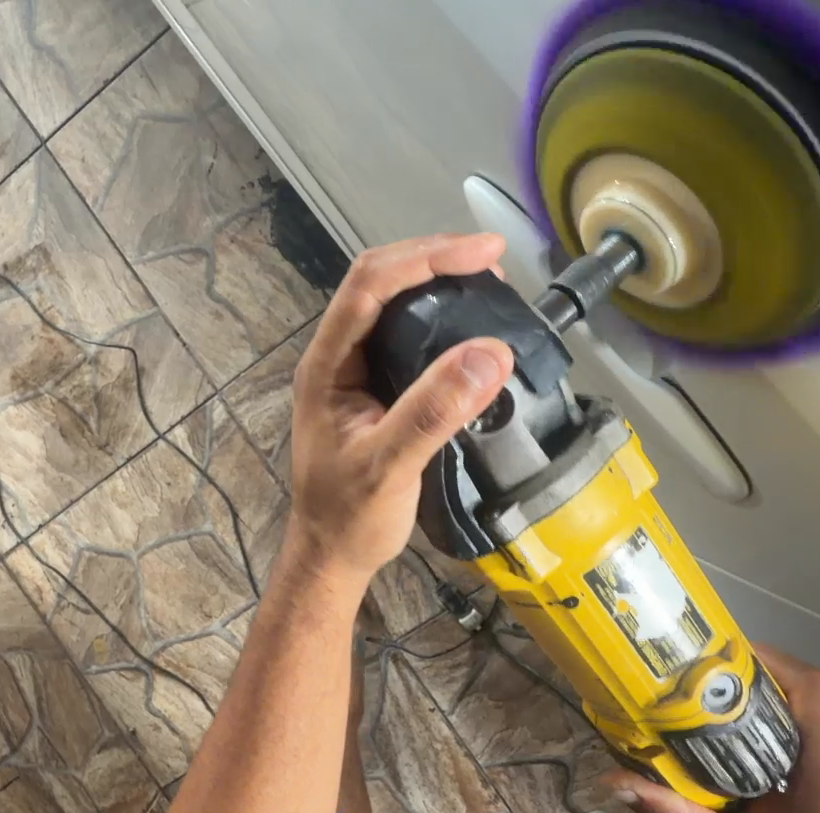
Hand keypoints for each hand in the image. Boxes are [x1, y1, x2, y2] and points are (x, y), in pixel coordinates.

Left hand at [286, 234, 514, 584]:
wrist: (333, 553)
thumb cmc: (349, 516)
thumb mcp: (388, 467)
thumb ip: (432, 412)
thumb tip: (491, 352)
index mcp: (326, 366)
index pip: (368, 286)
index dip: (425, 258)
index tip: (485, 252)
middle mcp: (336, 360)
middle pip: (378, 284)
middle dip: (433, 261)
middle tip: (493, 263)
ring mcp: (354, 374)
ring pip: (393, 307)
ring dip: (437, 286)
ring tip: (489, 285)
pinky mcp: (376, 392)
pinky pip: (406, 338)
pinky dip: (440, 321)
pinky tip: (471, 327)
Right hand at [608, 646, 819, 812]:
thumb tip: (616, 785)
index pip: (815, 692)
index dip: (774, 660)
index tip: (728, 650)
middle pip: (804, 717)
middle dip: (754, 710)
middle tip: (703, 714)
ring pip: (812, 746)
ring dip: (769, 745)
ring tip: (723, 763)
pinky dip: (790, 769)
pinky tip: (760, 801)